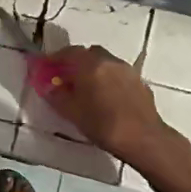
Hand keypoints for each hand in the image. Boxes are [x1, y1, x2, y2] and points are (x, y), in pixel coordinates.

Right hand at [39, 46, 167, 159]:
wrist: (143, 139)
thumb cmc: (103, 125)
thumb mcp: (72, 113)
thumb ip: (57, 96)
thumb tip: (49, 87)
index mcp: (91, 65)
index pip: (69, 52)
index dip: (56, 58)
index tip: (47, 67)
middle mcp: (111, 62)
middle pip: (90, 54)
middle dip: (76, 62)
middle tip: (66, 77)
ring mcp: (128, 71)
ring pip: (106, 63)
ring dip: (94, 70)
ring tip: (87, 89)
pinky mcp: (140, 83)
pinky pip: (118, 75)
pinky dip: (108, 80)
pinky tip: (106, 98)